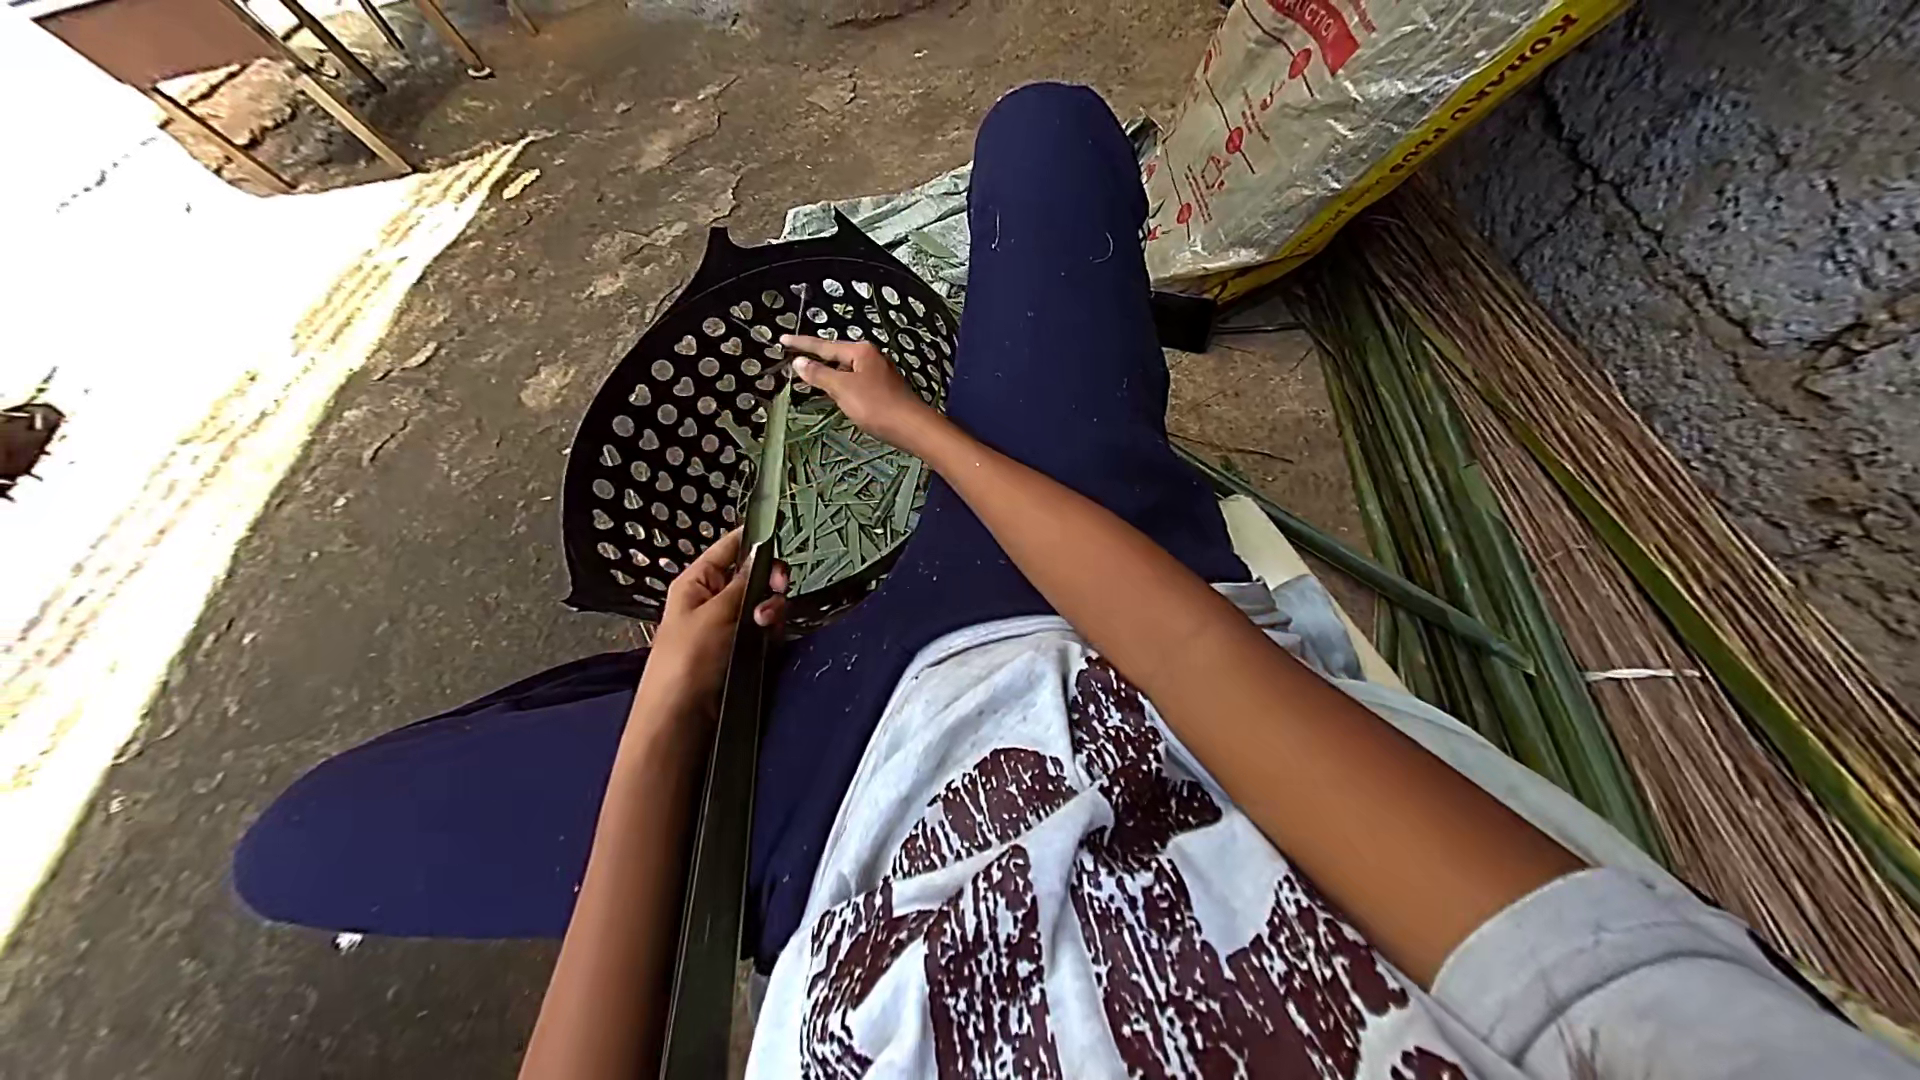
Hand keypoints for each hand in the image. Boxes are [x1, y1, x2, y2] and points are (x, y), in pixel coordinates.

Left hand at [641, 527, 787, 711]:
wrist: (685, 716)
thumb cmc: (687, 660)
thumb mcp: (714, 612)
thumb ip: (744, 581)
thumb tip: (762, 551)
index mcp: (698, 582)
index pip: (730, 547)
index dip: (754, 539)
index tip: (780, 532)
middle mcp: (718, 598)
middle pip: (756, 573)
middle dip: (769, 579)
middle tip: (778, 585)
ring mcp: (735, 623)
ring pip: (768, 600)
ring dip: (772, 607)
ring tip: (764, 623)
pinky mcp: (749, 646)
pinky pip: (771, 626)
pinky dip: (773, 628)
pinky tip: (768, 636)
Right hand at [780, 335, 939, 450]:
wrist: (911, 427)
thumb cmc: (877, 406)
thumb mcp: (842, 389)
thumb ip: (819, 375)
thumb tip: (799, 362)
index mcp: (860, 351)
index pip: (824, 345)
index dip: (802, 344)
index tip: (783, 340)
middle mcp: (871, 357)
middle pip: (836, 356)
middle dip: (816, 359)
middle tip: (793, 360)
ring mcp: (879, 373)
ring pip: (846, 370)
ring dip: (828, 375)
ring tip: (809, 381)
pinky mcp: (883, 389)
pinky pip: (855, 382)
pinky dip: (841, 386)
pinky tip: (836, 396)